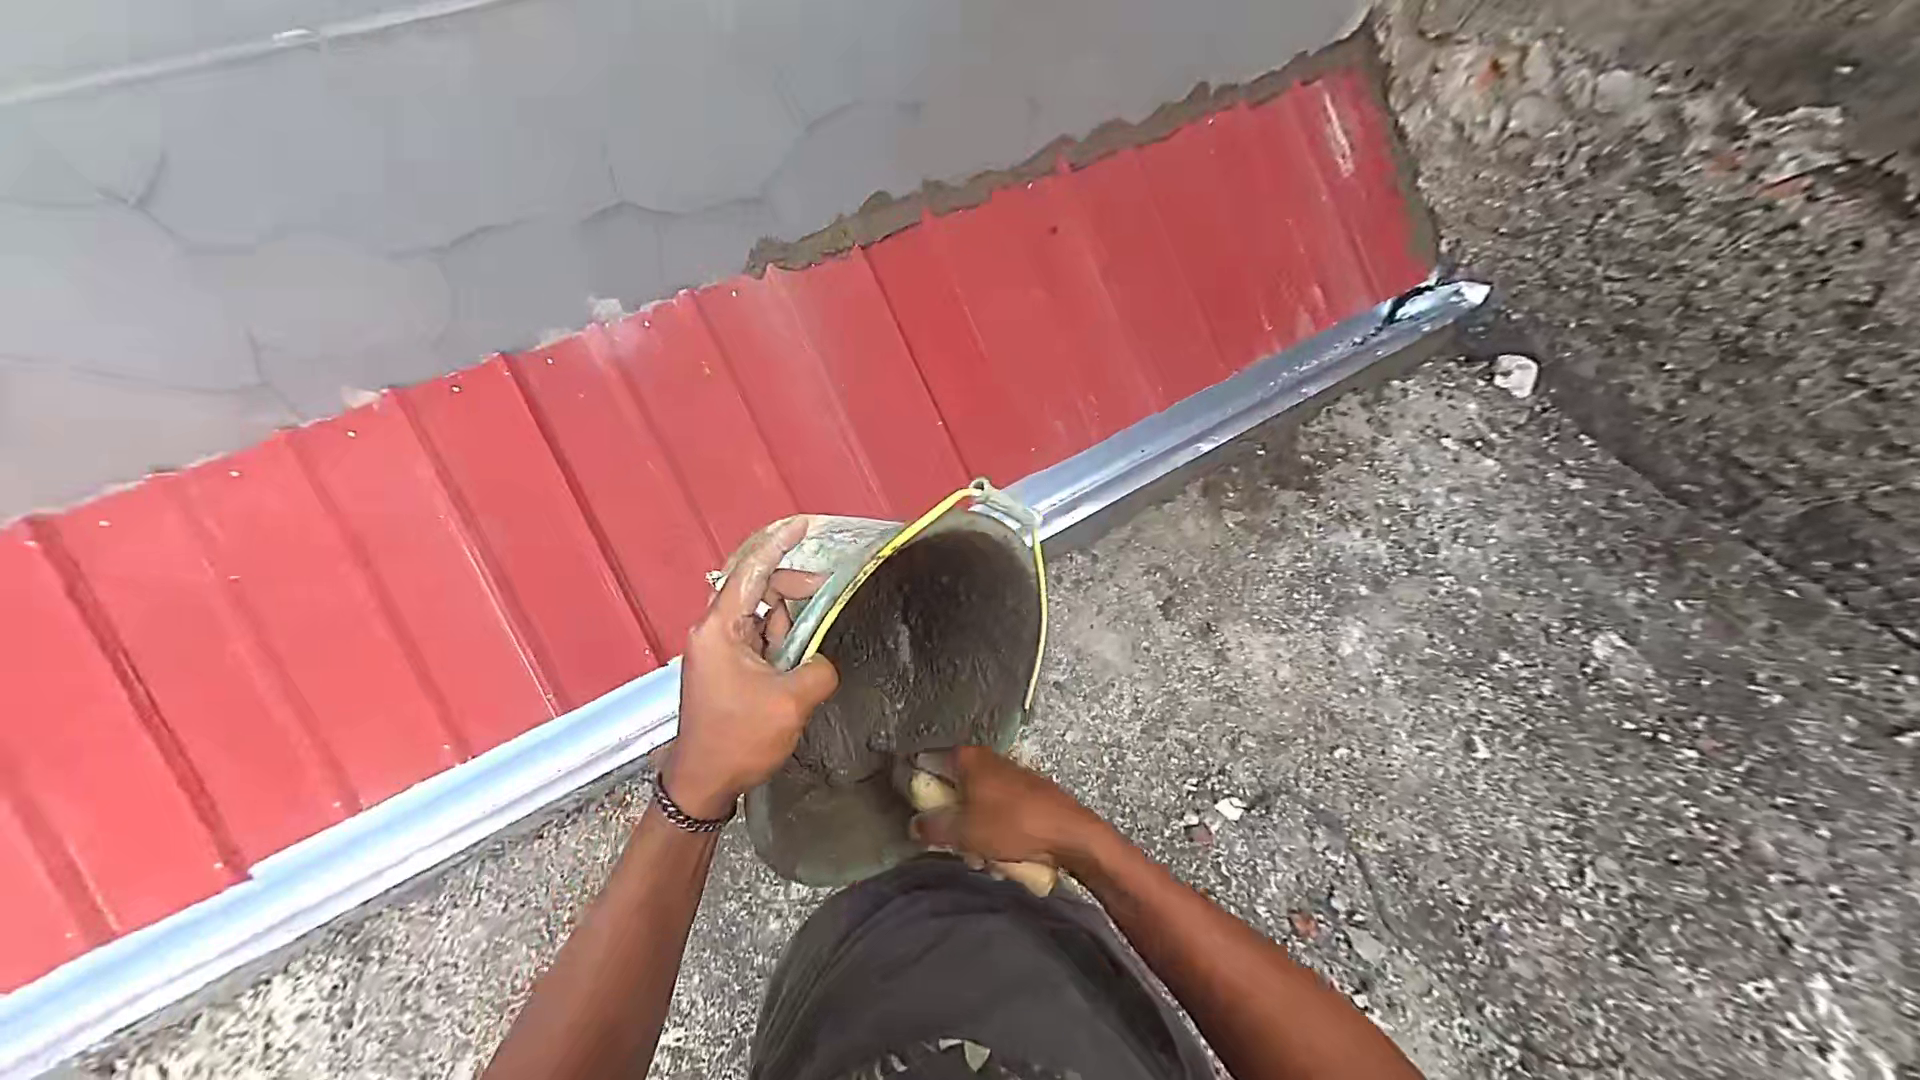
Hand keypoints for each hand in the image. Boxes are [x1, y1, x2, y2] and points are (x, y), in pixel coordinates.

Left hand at [667, 517, 839, 819]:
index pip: (751, 571)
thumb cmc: (738, 740)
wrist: (702, 783)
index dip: (779, 544)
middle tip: (829, 591)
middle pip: (759, 588)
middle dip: (795, 587)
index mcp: (719, 630)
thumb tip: (821, 659)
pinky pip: (760, 637)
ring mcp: (720, 649)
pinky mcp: (728, 667)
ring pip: (762, 614)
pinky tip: (800, 653)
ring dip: (791, 619)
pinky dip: (783, 638)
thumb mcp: (791, 702)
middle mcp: (714, 631)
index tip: (804, 525)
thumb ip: (819, 668)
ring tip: (814, 637)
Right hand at [909, 746, 1108, 867]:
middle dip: (952, 819)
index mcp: (967, 758)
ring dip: (974, 832)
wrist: (1070, 832)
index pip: (928, 762)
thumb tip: (914, 824)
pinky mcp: (1025, 793)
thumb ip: (932, 828)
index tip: (916, 811)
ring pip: (976, 804)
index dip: (918, 786)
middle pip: (953, 787)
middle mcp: (986, 759)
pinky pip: (997, 812)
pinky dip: (995, 832)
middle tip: (955, 845)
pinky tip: (1004, 855)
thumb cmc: (1012, 824)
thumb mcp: (963, 832)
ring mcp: (1008, 775)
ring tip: (984, 857)